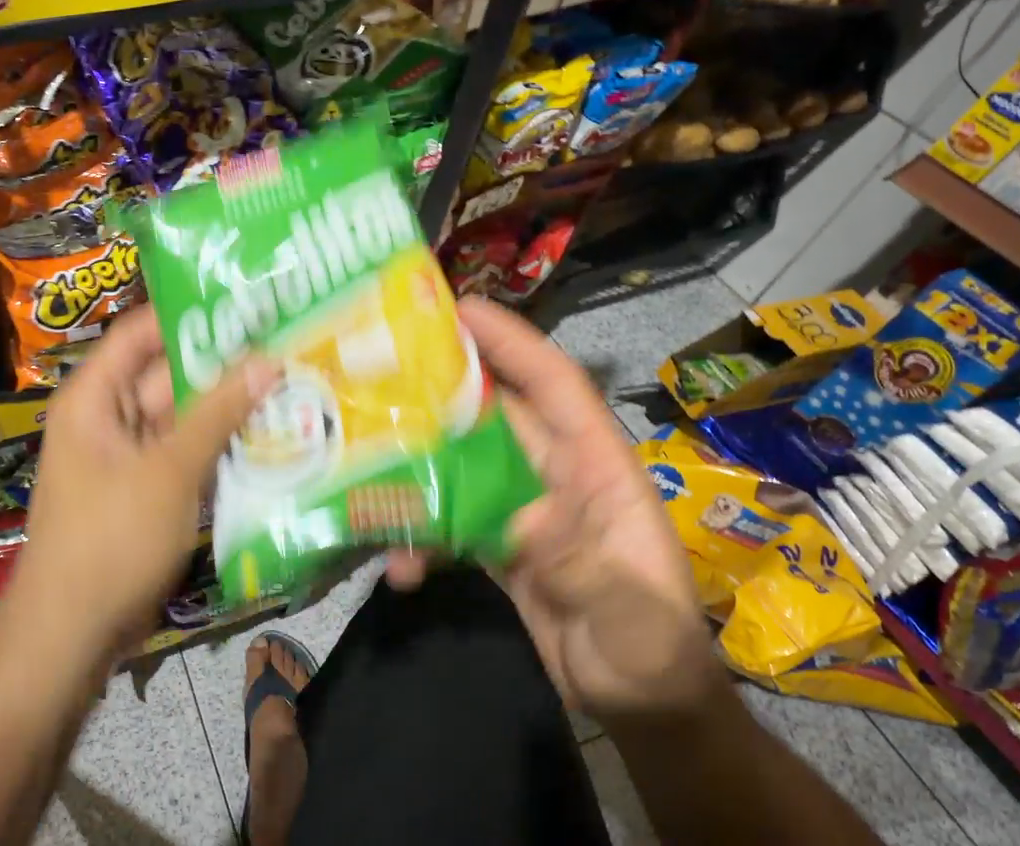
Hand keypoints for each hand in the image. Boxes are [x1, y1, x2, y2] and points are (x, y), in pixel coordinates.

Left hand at [11, 308, 278, 652]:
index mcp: (94, 398)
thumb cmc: (111, 540)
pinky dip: (220, 449)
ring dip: (228, 409)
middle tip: (289, 344)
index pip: (141, 332)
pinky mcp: (146, 495)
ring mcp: (128, 459)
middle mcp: (107, 419)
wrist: (72, 634)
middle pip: (167, 375)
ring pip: (182, 419)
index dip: (190, 313)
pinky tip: (271, 440)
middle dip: (224, 365)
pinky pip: (186, 456)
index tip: (248, 300)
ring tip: (294, 384)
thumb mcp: (169, 471)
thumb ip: (217, 413)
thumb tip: (267, 359)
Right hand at [388, 297, 722, 721]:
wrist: (642, 712)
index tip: (461, 309)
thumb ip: (584, 567)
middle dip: (444, 388)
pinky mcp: (498, 546)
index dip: (514, 343)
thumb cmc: (654, 656)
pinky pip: (450, 520)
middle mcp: (556, 478)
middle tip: (380, 366)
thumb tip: (521, 517)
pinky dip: (420, 534)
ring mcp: (523, 511)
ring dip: (418, 468)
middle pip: (495, 416)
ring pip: (462, 464)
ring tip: (365, 466)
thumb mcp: (632, 617)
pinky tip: (397, 563)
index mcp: (599, 471)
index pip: (558, 389)